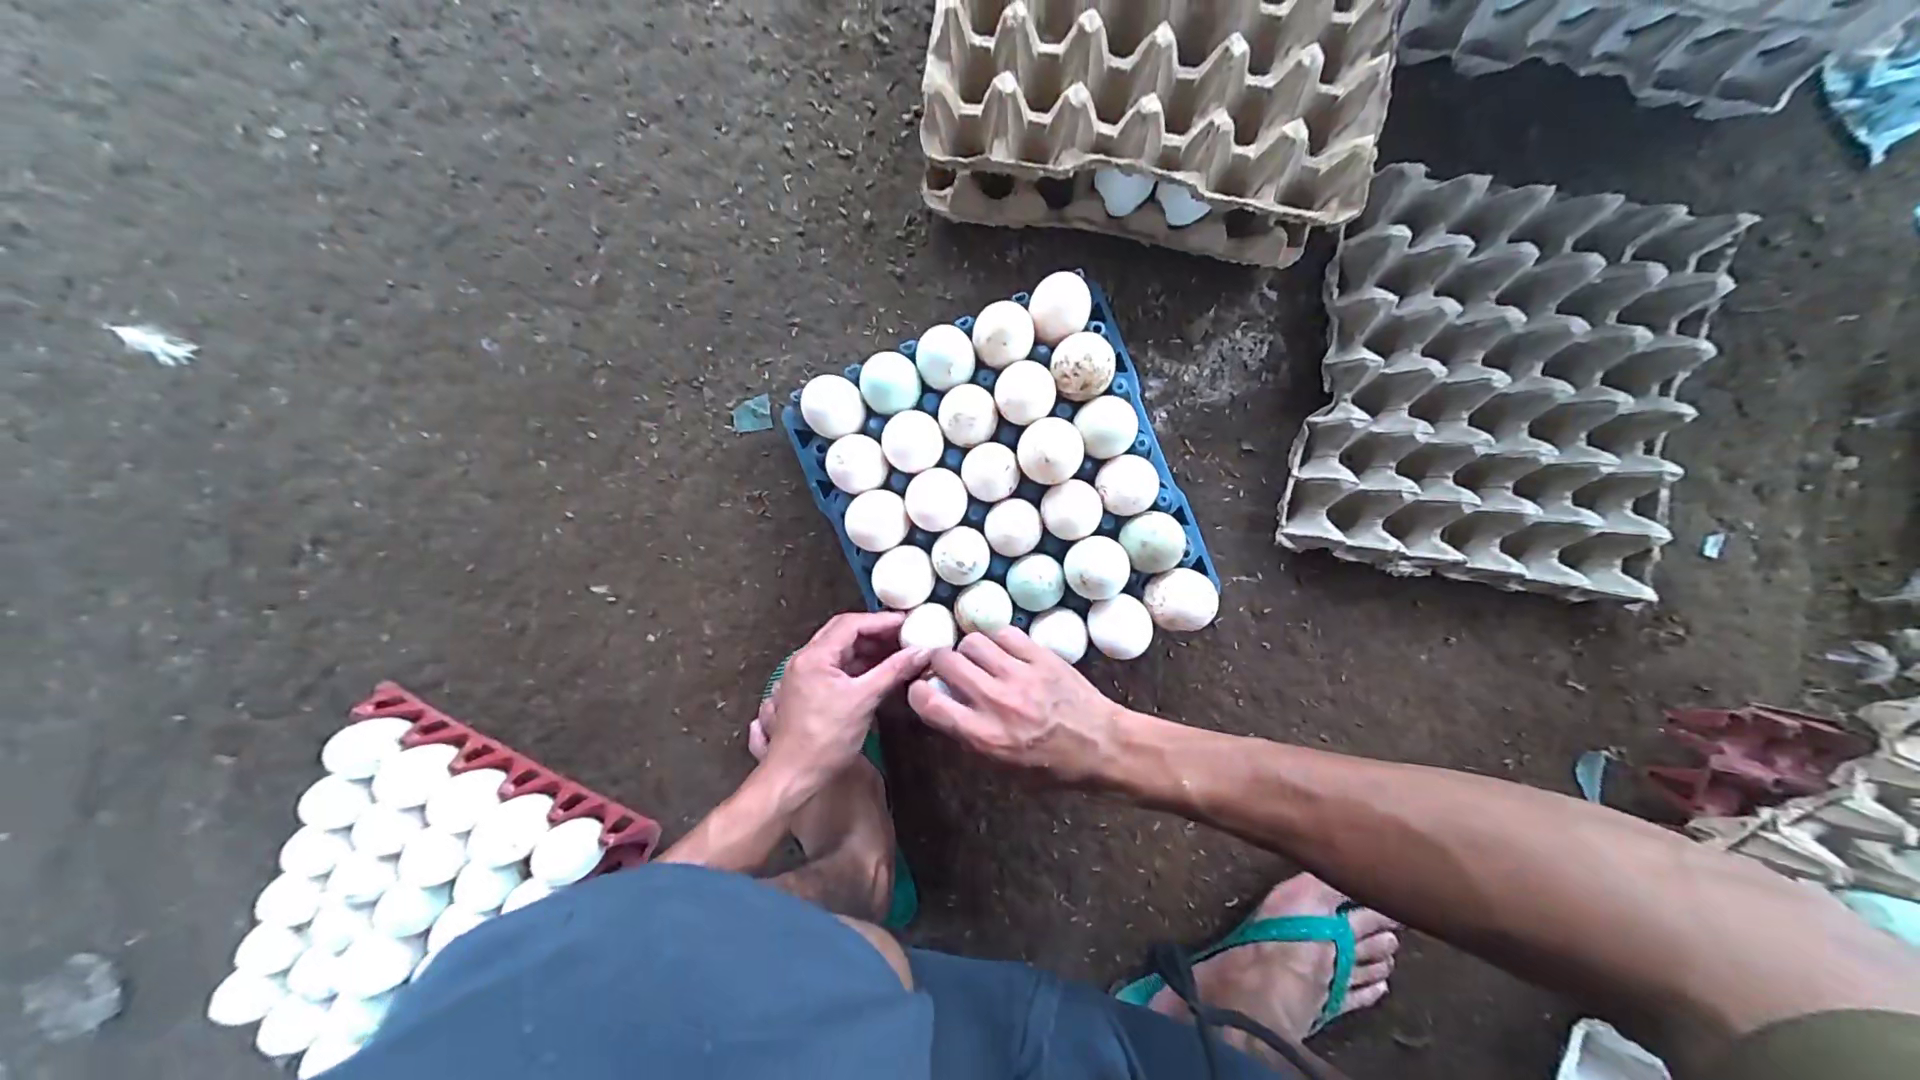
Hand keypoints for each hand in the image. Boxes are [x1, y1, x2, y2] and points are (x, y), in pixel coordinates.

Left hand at [761, 611, 928, 788]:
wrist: (795, 776)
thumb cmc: (825, 740)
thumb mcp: (864, 700)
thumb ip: (893, 671)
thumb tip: (921, 652)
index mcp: (813, 657)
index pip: (851, 624)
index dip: (881, 621)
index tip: (907, 623)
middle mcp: (805, 660)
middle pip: (844, 633)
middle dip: (876, 632)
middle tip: (904, 635)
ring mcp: (805, 675)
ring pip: (841, 650)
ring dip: (868, 649)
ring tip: (897, 652)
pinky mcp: (809, 690)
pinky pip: (837, 667)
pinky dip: (859, 665)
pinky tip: (880, 671)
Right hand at [906, 627, 1128, 783]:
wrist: (1103, 746)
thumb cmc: (1052, 766)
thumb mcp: (1001, 767)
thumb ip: (968, 737)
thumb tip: (942, 708)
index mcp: (983, 735)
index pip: (928, 702)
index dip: (917, 691)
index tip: (923, 689)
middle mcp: (996, 701)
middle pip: (946, 661)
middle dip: (939, 663)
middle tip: (949, 668)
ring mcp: (1020, 675)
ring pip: (973, 642)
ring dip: (969, 650)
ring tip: (979, 660)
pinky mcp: (1041, 657)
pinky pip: (1004, 634)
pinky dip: (998, 640)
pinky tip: (1004, 652)